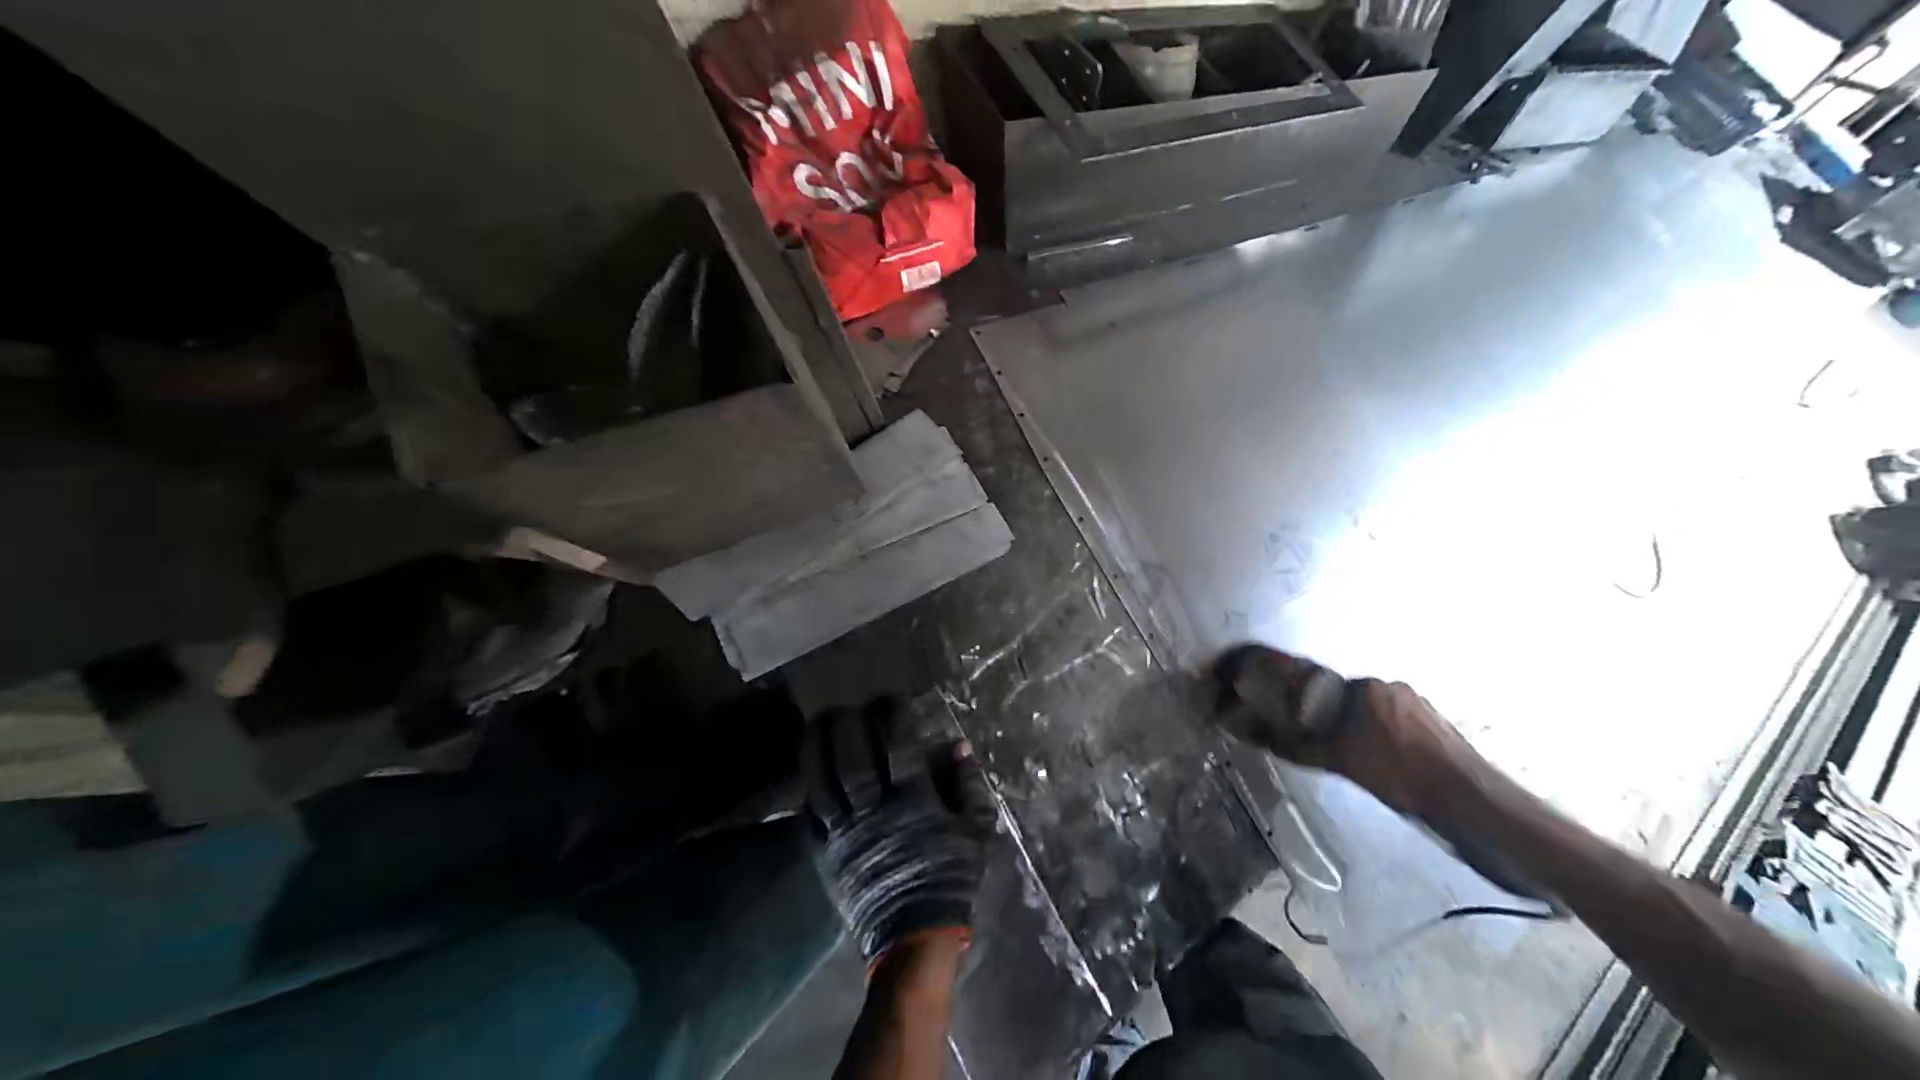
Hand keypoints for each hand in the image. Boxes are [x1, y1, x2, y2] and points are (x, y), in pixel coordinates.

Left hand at [805, 699, 995, 961]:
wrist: (913, 936)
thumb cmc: (949, 877)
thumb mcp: (976, 832)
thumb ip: (970, 786)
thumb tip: (959, 746)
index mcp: (912, 802)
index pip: (900, 745)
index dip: (894, 716)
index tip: (892, 701)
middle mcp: (873, 810)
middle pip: (852, 758)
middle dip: (847, 726)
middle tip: (847, 706)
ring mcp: (843, 832)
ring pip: (821, 781)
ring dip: (818, 747)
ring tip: (819, 724)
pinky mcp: (824, 852)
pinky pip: (809, 812)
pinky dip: (809, 786)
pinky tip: (811, 769)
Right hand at [1213, 645, 1480, 819]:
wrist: (1465, 798)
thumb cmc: (1398, 773)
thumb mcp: (1341, 762)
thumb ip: (1300, 747)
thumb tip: (1258, 738)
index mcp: (1368, 688)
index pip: (1325, 687)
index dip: (1307, 703)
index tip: (1298, 719)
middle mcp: (1393, 687)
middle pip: (1350, 698)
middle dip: (1335, 716)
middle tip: (1326, 741)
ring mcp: (1419, 703)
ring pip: (1375, 711)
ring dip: (1362, 728)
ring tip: (1358, 756)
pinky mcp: (1437, 723)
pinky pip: (1398, 723)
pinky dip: (1386, 737)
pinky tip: (1386, 761)